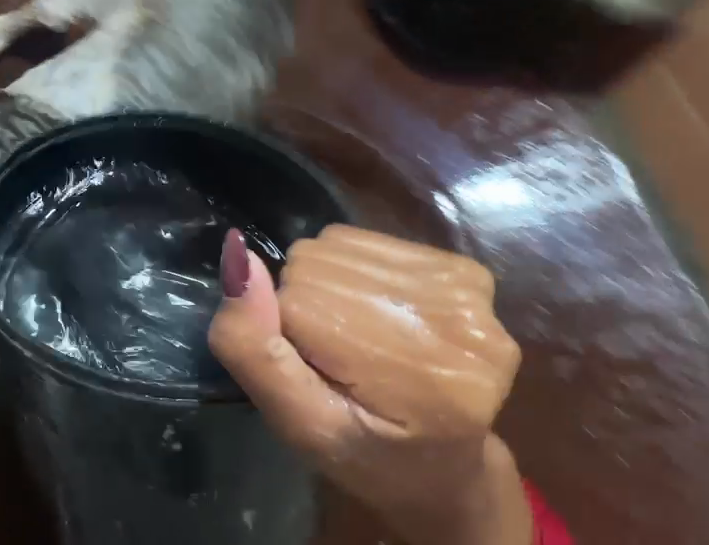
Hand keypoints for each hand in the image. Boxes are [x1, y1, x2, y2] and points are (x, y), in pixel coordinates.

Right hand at [208, 225, 530, 544]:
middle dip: (308, 304)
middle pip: (319, 265)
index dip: (289, 331)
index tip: (318, 375)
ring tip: (356, 338)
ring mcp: (471, 293)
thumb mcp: (296, 422)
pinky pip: (359, 240)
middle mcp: (466, 324)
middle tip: (336, 359)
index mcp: (429, 375)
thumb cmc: (364, 453)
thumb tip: (237, 253)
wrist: (441, 468)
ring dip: (327, 284)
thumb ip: (253, 348)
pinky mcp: (465, 270)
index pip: (298, 300)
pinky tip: (374, 311)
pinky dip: (349, 269)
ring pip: (334, 246)